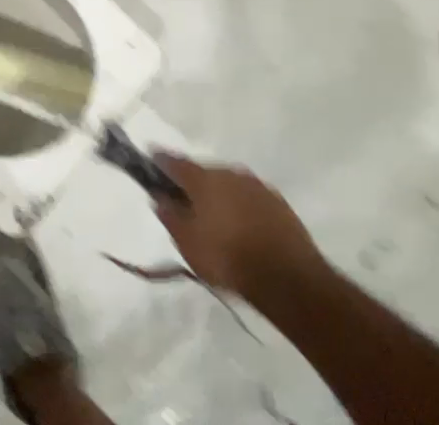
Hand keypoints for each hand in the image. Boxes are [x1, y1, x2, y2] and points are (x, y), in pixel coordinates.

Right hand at [152, 155, 323, 295]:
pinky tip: (240, 224)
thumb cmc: (227, 258)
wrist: (288, 278)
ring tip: (214, 216)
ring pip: (229, 183)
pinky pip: (250, 196)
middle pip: (204, 171)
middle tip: (185, 200)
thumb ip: (169, 216)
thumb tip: (160, 198)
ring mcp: (258, 186)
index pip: (174, 161)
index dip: (159, 160)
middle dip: (193, 182)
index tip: (150, 159)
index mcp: (203, 180)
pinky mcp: (279, 202)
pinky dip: (240, 204)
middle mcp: (230, 174)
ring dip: (219, 194)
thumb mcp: (187, 243)